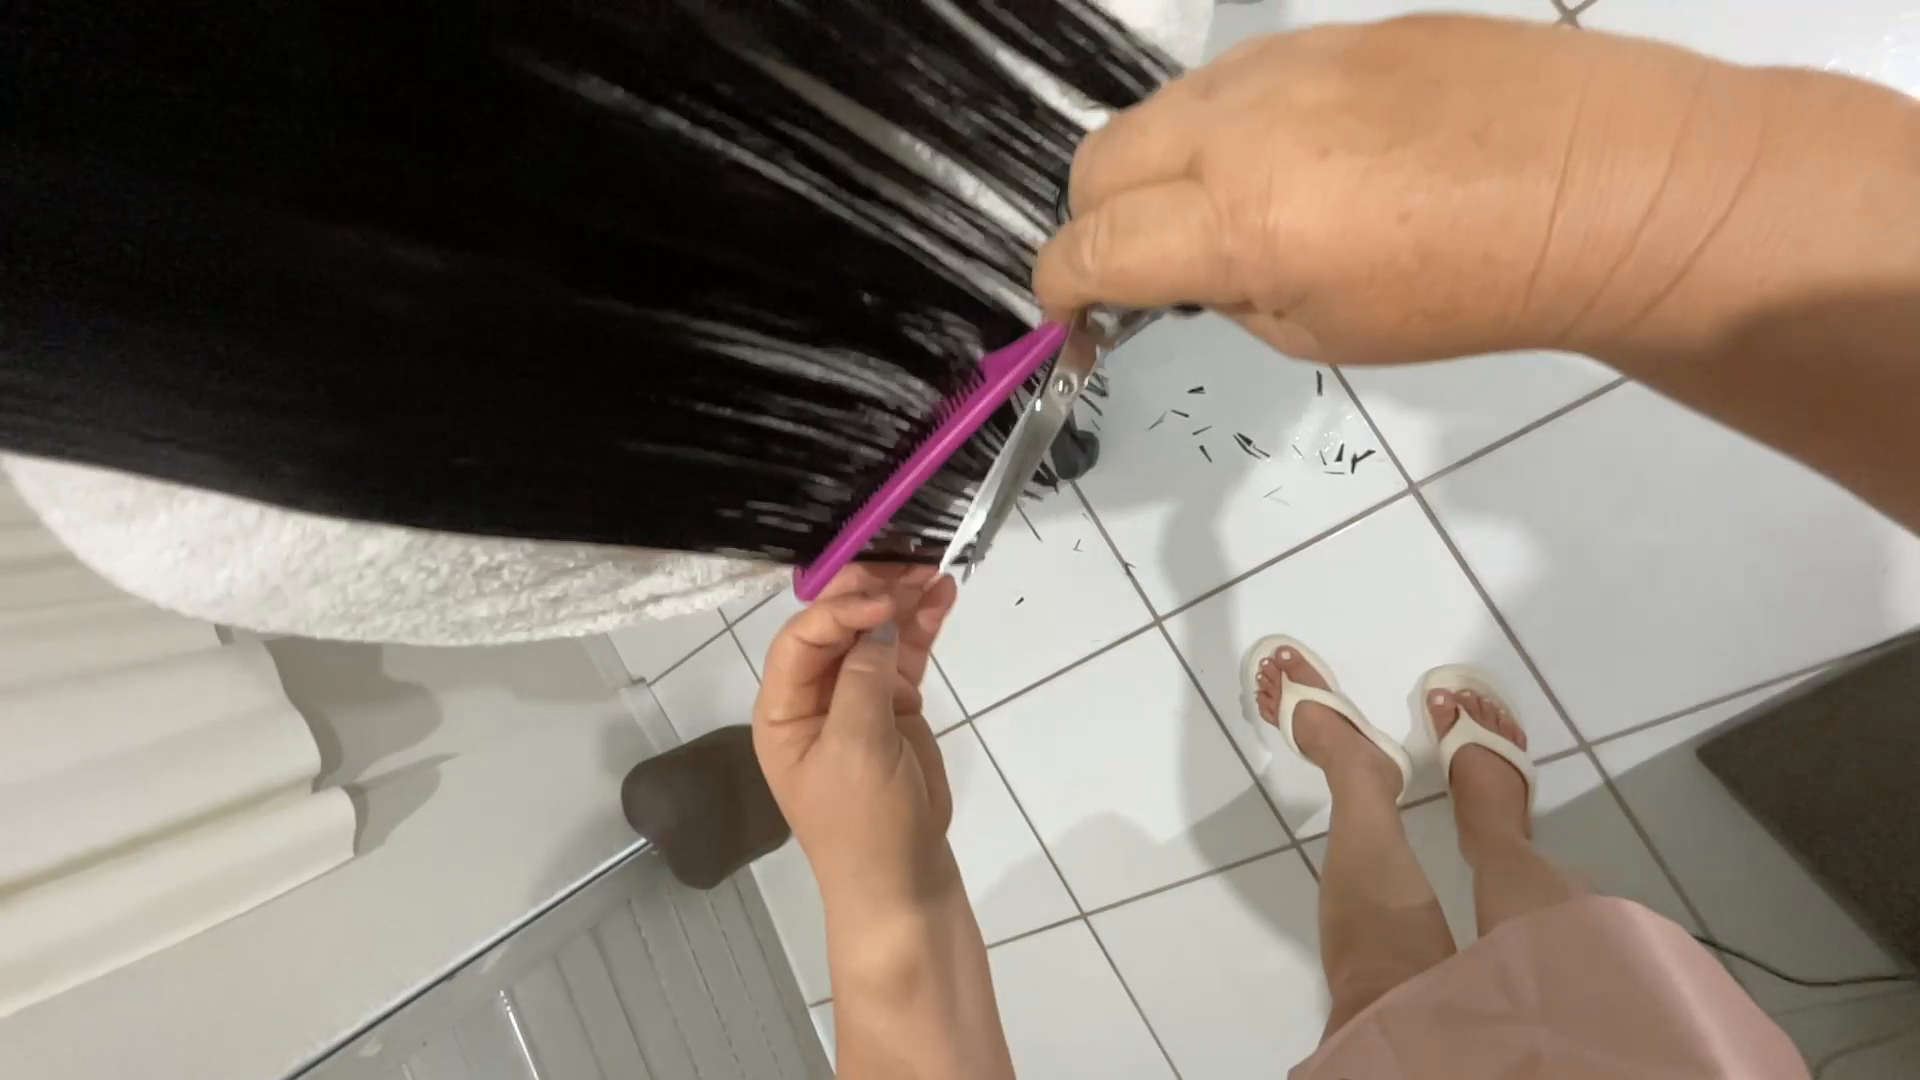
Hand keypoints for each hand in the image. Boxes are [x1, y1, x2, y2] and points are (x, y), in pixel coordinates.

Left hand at [752, 564, 961, 918]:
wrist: (905, 879)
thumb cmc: (865, 824)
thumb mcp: (857, 751)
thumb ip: (864, 681)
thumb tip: (880, 623)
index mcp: (785, 708)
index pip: (802, 639)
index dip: (839, 611)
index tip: (883, 602)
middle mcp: (816, 693)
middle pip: (839, 625)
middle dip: (872, 593)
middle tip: (909, 566)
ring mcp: (858, 695)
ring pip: (877, 633)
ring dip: (903, 600)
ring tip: (934, 571)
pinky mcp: (895, 702)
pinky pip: (906, 652)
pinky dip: (924, 624)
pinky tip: (943, 595)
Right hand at [1035, 16, 1758, 363]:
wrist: (1607, 187)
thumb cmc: (1458, 295)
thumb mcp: (1308, 333)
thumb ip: (1217, 294)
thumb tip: (1172, 274)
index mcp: (1238, 224)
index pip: (1088, 248)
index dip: (1060, 291)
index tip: (1072, 317)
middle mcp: (1238, 129)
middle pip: (1092, 166)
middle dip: (1090, 227)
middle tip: (1136, 270)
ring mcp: (1278, 66)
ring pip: (1146, 119)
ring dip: (1144, 179)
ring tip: (1207, 219)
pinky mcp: (1320, 34)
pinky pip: (1215, 89)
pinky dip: (1203, 139)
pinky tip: (1264, 168)